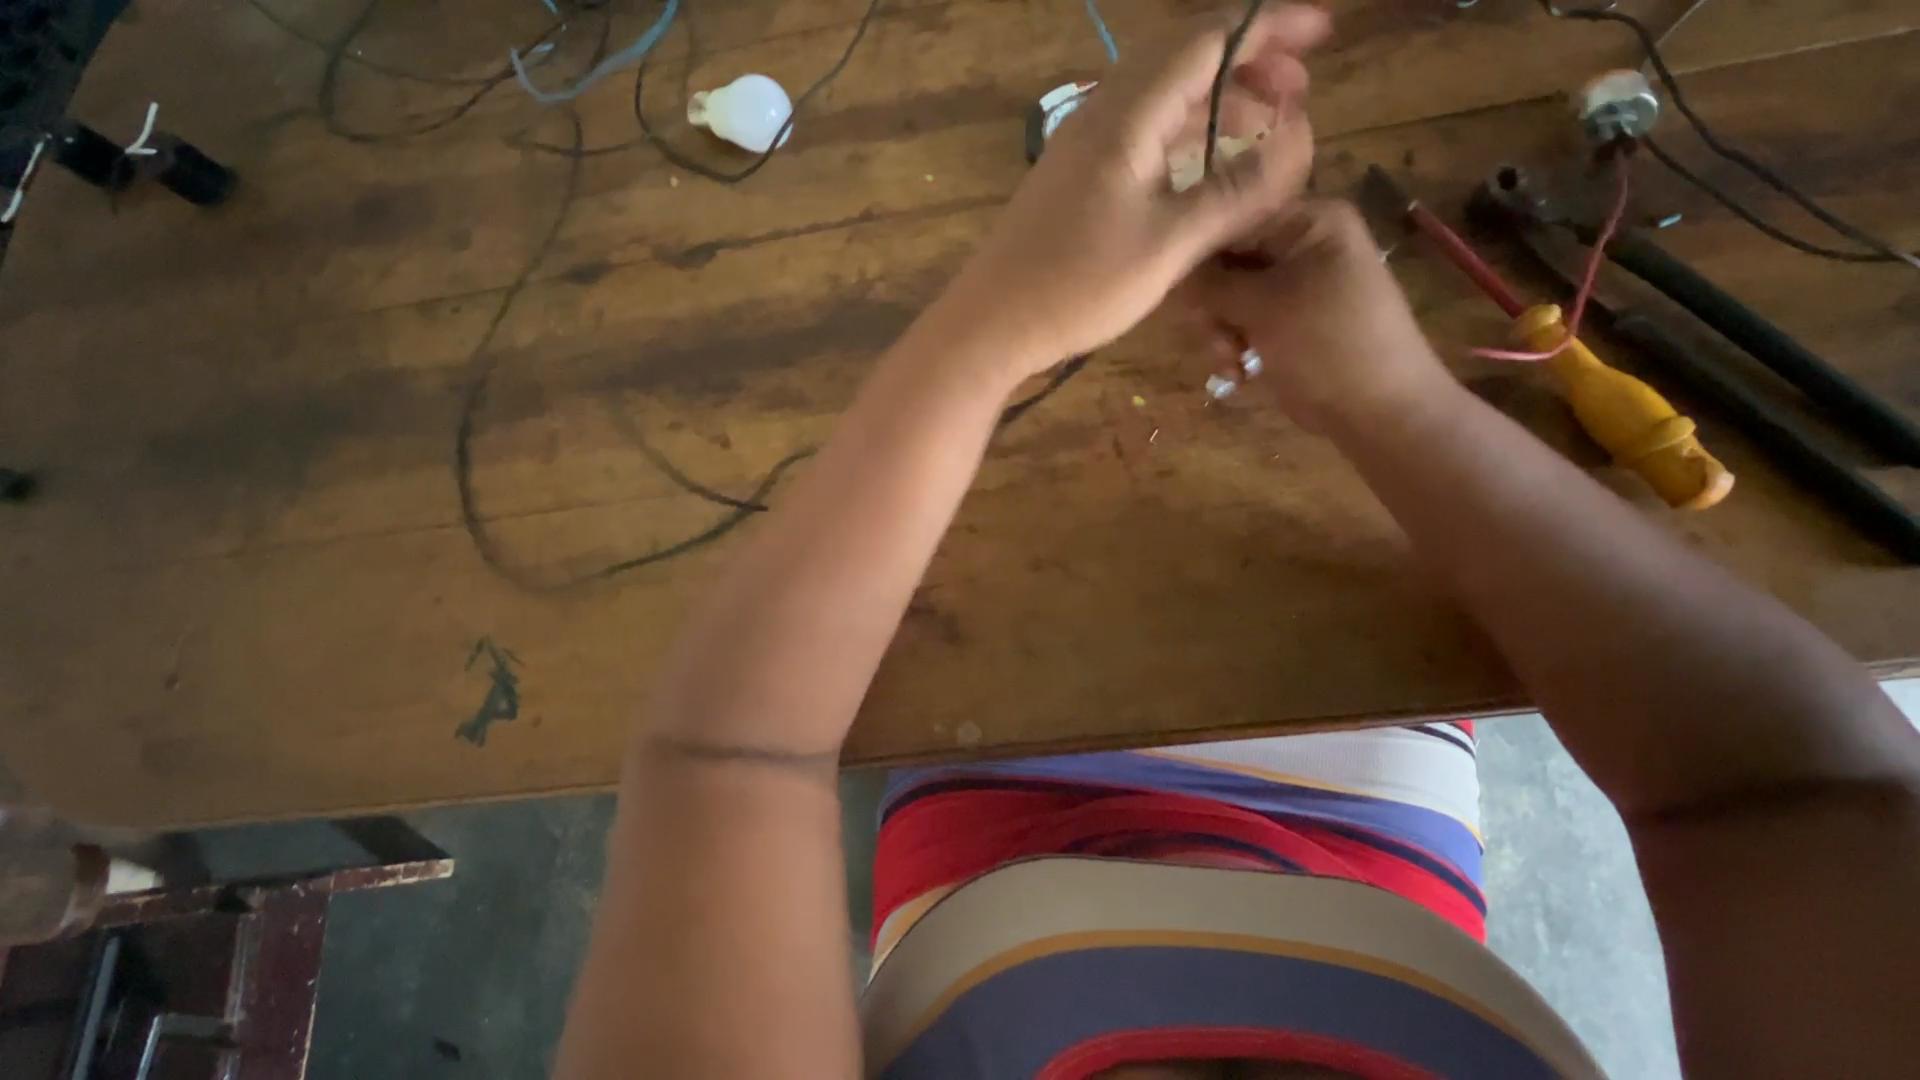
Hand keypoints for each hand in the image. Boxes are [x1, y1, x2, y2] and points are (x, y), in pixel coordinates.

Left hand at [938, 5, 1331, 379]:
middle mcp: (1101, 116)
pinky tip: (1204, 163)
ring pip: (1160, 98)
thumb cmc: (1077, 287)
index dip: (1270, 28)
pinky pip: (1139, 133)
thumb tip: (1298, 143)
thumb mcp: (1169, 244)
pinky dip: (1183, 134)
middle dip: (1247, 61)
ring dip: (1215, 100)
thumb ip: (1236, 192)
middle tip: (1298, 92)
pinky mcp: (1073, 180)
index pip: (1206, 40)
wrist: (990, 325)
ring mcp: (1082, 148)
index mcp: (1127, 117)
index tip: (1323, 36)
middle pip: (1182, 59)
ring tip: (1265, 124)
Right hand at [1176, 199, 1451, 431]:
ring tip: (1232, 364)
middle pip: (1225, 261)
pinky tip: (1239, 372)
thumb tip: (1169, 270)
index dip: (1199, 256)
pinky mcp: (1287, 320)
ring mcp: (1295, 284)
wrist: (1380, 410)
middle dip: (1213, 307)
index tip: (1180, 294)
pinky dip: (1234, 347)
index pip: (1230, 219)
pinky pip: (1242, 321)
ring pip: (1228, 297)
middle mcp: (1301, 243)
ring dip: (1220, 334)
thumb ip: (1210, 283)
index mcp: (1308, 220)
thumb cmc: (1327, 345)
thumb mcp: (1263, 307)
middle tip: (1218, 340)